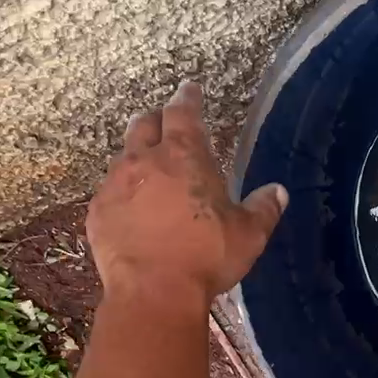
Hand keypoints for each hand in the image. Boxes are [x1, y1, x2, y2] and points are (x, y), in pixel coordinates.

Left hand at [86, 80, 287, 303]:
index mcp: (185, 158)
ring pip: (125, 155)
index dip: (188, 98)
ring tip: (151, 166)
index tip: (190, 89)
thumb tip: (278, 191)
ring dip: (139, 154)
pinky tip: (135, 207)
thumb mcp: (249, 235)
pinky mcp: (99, 210)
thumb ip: (264, 209)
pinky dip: (126, 190)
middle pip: (146, 124)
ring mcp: (116, 183)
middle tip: (168, 122)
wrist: (154, 288)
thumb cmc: (207, 255)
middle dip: (158, 119)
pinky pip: (112, 190)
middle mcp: (145, 160)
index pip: (184, 113)